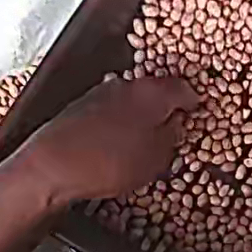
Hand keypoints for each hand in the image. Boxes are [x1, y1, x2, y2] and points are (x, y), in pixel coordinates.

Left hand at [9, 76, 198, 204]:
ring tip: (146, 144)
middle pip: (157, 93)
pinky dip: (121, 125)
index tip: (198, 114)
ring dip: (142, 118)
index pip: (184, 89)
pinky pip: (112, 112)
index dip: (194, 103)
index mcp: (153, 93)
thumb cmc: (111, 162)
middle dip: (167, 110)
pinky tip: (118, 146)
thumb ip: (172, 137)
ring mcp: (101, 93)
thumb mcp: (156, 158)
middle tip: (175, 133)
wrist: (53, 166)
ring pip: (133, 102)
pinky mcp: (81, 107)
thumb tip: (176, 125)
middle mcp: (127, 85)